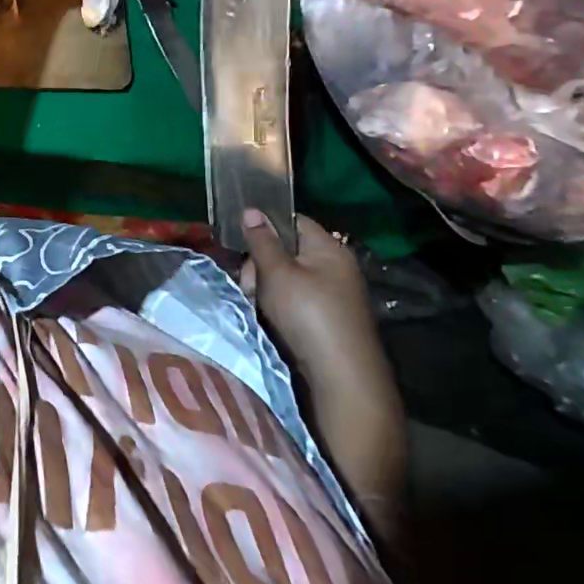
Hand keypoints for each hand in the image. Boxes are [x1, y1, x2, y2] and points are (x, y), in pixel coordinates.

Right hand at [238, 210, 382, 372]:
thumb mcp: (278, 273)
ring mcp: (334, 294)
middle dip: (261, 264)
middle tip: (250, 284)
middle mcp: (335, 267)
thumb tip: (250, 208)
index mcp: (329, 248)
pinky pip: (296, 299)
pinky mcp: (328, 319)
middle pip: (287, 250)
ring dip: (267, 288)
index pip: (294, 221)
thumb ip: (262, 241)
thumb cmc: (309, 314)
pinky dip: (280, 305)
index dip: (267, 226)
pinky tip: (271, 318)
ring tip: (258, 305)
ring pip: (288, 278)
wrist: (341, 375)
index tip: (242, 242)